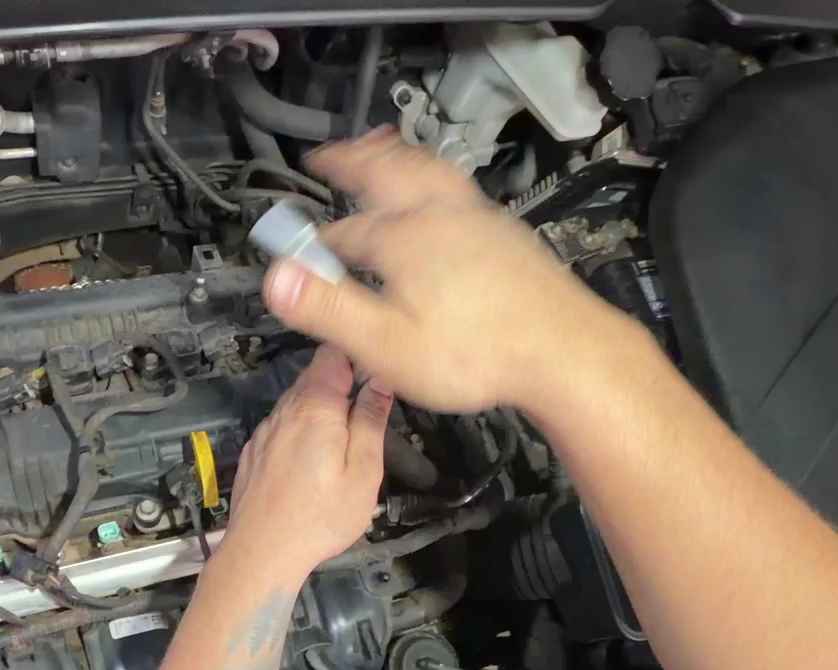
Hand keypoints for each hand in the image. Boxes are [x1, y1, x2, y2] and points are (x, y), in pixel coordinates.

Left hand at [219, 348, 391, 581]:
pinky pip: (282, 428)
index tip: (375, 374)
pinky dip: (300, 433)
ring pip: (297, 404)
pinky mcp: (255, 453)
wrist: (262, 552)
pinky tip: (311, 463)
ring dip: (320, 412)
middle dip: (341, 386)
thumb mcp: (364, 471)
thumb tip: (380, 382)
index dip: (356, 356)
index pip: (332, 354)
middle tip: (367, 414)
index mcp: (315, 407)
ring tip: (342, 442)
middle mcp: (284, 411)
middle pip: (314, 378)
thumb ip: (371, 421)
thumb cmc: (320, 517)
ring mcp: (265, 432)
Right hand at [261, 129, 652, 412]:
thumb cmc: (476, 354)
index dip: (315, 244)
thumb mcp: (387, 344)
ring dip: (394, 155)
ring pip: (427, 169)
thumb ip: (329, 309)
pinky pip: (458, 187)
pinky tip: (439, 192)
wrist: (561, 352)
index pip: (343, 233)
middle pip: (385, 172)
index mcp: (403, 239)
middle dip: (350, 162)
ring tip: (378, 148)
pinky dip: (433, 176)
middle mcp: (439, 215)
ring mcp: (476, 218)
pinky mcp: (503, 232)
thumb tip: (276, 278)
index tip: (297, 251)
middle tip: (327, 155)